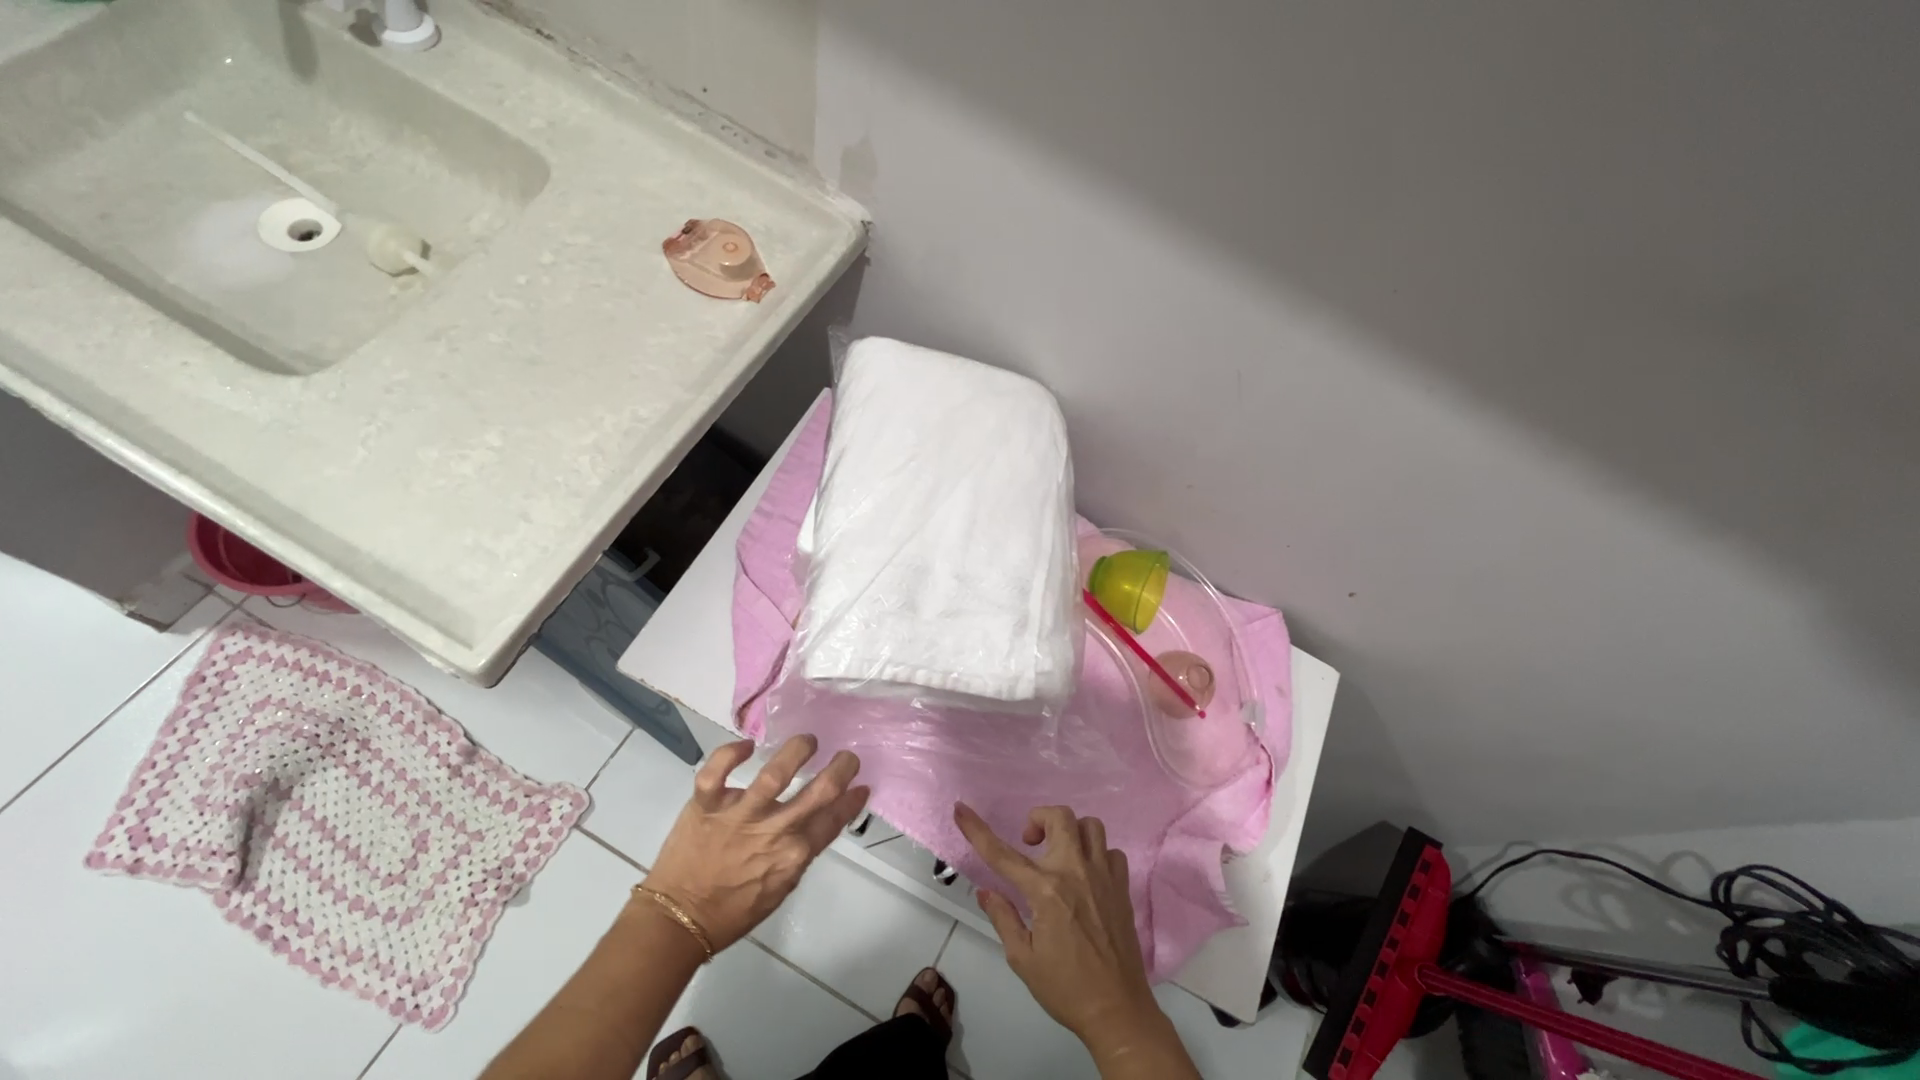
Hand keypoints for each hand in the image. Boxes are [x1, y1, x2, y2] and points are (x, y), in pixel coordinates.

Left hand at [643, 736, 868, 950]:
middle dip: (840, 768)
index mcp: (793, 855)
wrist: (678, 920)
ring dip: (798, 750)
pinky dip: (731, 753)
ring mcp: (739, 815)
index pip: (833, 819)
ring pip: (775, 773)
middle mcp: (773, 831)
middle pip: (819, 791)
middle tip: (846, 755)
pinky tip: (747, 745)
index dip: (852, 800)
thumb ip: (800, 853)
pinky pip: (717, 771)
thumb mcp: (780, 887)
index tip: (861, 785)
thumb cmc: (733, 910)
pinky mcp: (706, 805)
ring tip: (808, 740)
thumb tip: (819, 823)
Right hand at [953, 802, 1159, 1045]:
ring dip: (1070, 832)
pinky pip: (1111, 851)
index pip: (1002, 853)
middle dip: (1038, 819)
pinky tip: (1086, 876)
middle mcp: (1075, 873)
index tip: (960, 809)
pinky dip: (1096, 854)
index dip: (977, 829)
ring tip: (1059, 855)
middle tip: (1030, 844)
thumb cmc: (1066, 989)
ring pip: (1090, 826)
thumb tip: (986, 891)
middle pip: (1059, 817)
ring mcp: (1104, 876)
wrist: (1118, 1011)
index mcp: (1045, 891)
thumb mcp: (1023, 959)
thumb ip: (1003, 918)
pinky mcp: (1123, 887)